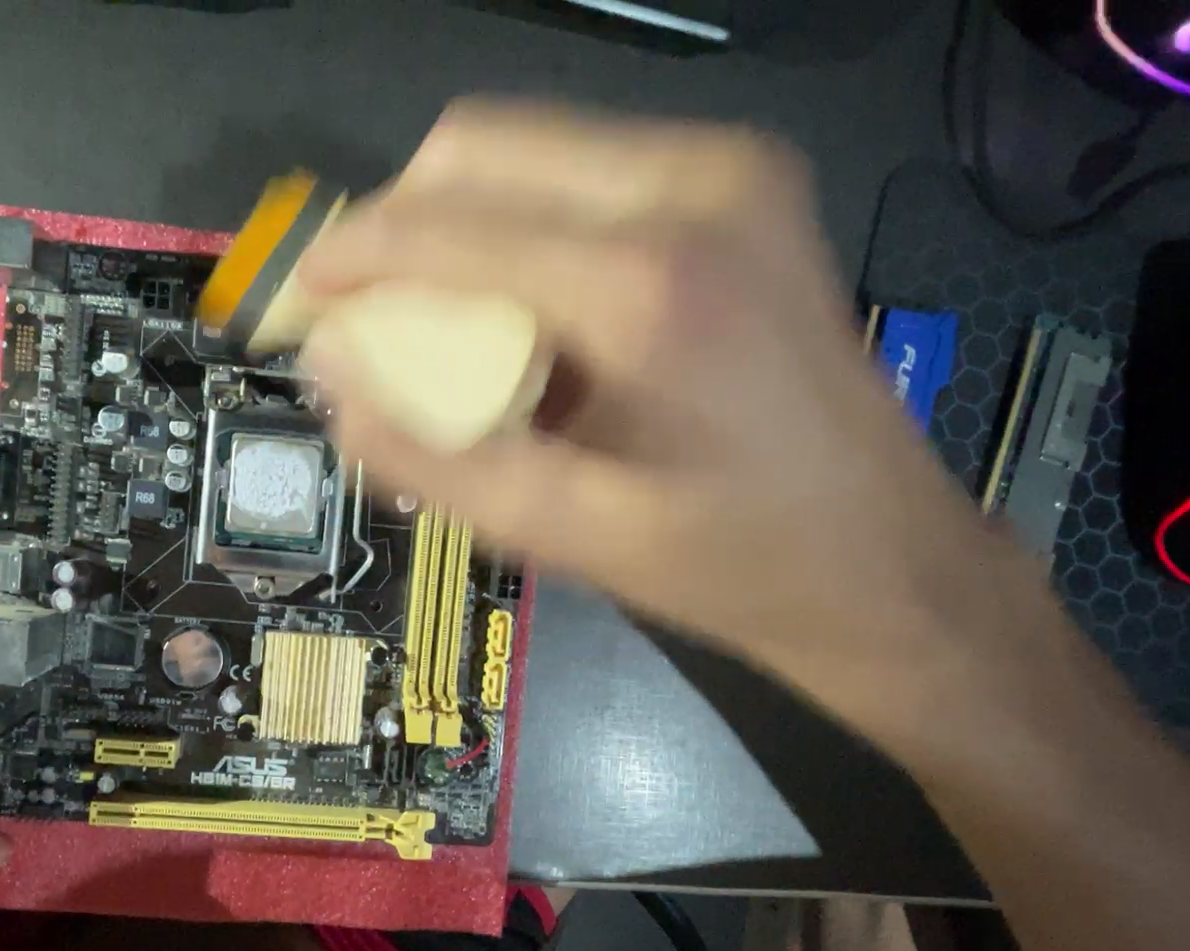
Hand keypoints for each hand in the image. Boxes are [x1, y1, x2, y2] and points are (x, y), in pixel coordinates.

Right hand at [298, 100, 1032, 737]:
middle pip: (479, 148)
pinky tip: (525, 314)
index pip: (449, 221)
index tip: (301, 296)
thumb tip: (330, 377)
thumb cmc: (731, 564)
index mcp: (650, 284)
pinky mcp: (741, 185)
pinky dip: (520, 230)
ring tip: (446, 325)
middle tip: (371, 315)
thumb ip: (433, 456)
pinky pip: (581, 173)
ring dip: (458, 228)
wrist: (887, 559)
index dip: (352, 252)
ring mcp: (729, 172)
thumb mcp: (566, 535)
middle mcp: (696, 188)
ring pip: (526, 150)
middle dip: (399, 226)